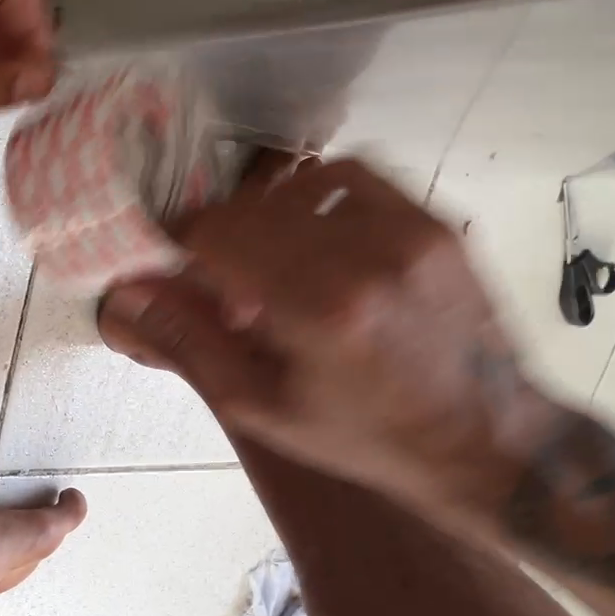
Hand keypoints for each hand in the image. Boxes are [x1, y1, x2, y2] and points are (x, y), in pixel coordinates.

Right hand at [96, 154, 562, 523]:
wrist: (486, 438)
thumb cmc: (360, 433)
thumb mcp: (255, 405)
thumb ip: (187, 340)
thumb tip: (128, 291)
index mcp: (317, 309)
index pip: (216, 234)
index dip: (174, 242)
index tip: (160, 264)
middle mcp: (367, 257)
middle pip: (251, 207)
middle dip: (211, 234)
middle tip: (204, 274)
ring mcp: (409, 233)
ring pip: (297, 185)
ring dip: (257, 213)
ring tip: (254, 254)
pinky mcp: (435, 225)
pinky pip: (354, 177)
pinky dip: (309, 194)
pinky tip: (302, 235)